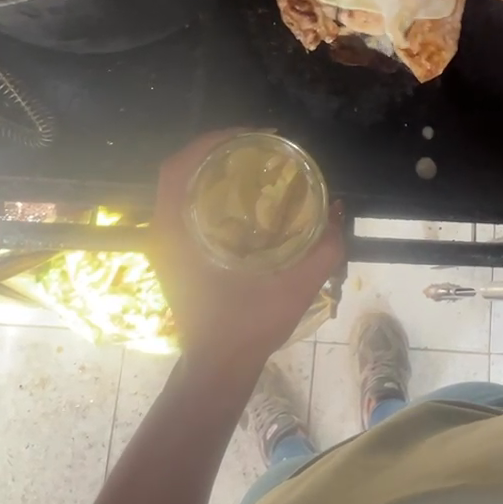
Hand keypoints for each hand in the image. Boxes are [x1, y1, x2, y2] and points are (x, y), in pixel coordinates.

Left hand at [148, 132, 345, 371]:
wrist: (219, 368)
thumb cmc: (248, 328)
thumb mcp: (294, 288)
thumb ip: (323, 249)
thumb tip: (337, 210)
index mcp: (178, 234)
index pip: (180, 167)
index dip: (211, 141)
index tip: (252, 135)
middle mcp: (165, 233)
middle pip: (181, 171)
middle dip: (217, 149)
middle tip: (258, 146)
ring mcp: (167, 246)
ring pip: (182, 189)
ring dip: (213, 169)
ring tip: (253, 163)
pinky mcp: (175, 256)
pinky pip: (186, 207)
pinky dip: (210, 191)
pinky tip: (244, 198)